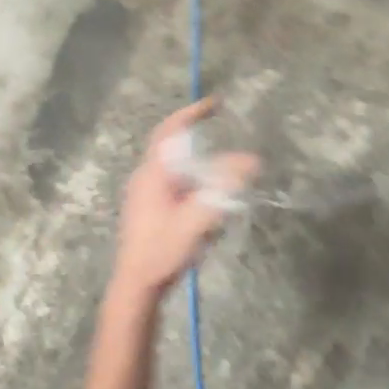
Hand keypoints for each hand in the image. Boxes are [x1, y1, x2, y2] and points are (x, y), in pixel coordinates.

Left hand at [112, 99, 259, 297]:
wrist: (137, 284)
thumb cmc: (162, 251)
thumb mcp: (196, 220)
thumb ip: (223, 189)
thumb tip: (252, 161)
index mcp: (152, 174)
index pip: (169, 131)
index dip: (191, 113)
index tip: (214, 104)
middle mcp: (145, 178)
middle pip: (174, 149)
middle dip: (202, 146)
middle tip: (227, 147)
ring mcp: (144, 195)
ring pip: (176, 170)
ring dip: (199, 171)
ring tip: (223, 185)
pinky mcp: (149, 210)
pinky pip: (174, 187)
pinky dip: (194, 188)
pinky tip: (208, 211)